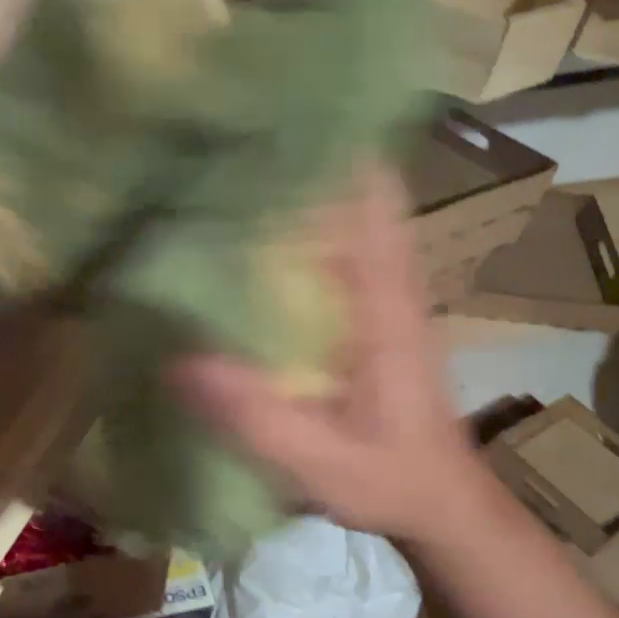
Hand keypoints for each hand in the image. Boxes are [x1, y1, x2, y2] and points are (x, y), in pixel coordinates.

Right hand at [172, 167, 492, 540]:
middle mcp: (389, 282)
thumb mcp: (321, 463)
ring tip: (226, 172)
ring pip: (345, 216)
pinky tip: (246, 239)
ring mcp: (384, 294)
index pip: (370, 196)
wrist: (442, 501)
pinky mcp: (372, 314)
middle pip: (353, 190)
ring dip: (297, 191)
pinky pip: (335, 251)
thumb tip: (176, 359)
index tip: (270, 116)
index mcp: (386, 302)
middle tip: (224, 139)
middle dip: (298, 159)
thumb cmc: (392, 479)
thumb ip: (257, 418)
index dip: (330, 148)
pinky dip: (298, 231)